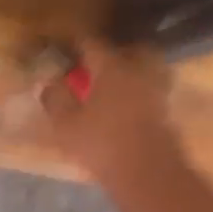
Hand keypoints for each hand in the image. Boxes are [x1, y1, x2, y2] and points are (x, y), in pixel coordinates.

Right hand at [39, 41, 187, 193]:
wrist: (146, 170)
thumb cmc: (100, 142)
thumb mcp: (65, 123)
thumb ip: (55, 99)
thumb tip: (47, 82)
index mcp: (112, 68)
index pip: (93, 44)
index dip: (78, 41)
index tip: (66, 42)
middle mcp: (138, 70)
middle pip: (131, 49)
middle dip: (114, 50)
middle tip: (98, 59)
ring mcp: (157, 89)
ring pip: (146, 66)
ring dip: (132, 67)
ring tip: (114, 79)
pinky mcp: (165, 108)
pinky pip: (151, 87)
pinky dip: (139, 87)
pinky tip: (126, 99)